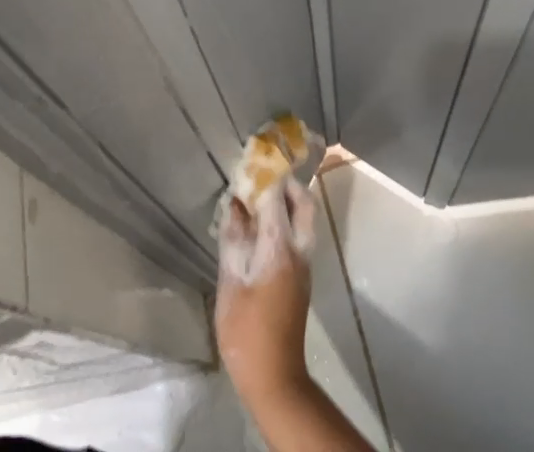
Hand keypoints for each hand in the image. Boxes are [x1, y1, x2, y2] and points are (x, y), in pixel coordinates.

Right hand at [216, 180, 318, 405]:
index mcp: (279, 250)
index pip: (277, 200)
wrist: (273, 374)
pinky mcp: (300, 278)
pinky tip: (258, 227)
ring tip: (256, 195)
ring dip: (286, 202)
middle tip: (264, 174)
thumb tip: (236, 206)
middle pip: (304, 206)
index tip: (253, 158)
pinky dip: (283, 221)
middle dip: (287, 184)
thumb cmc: (245, 330)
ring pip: (304, 221)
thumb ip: (234, 241)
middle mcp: (299, 252)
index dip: (266, 176)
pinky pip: (297, 237)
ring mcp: (303, 266)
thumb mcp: (230, 282)